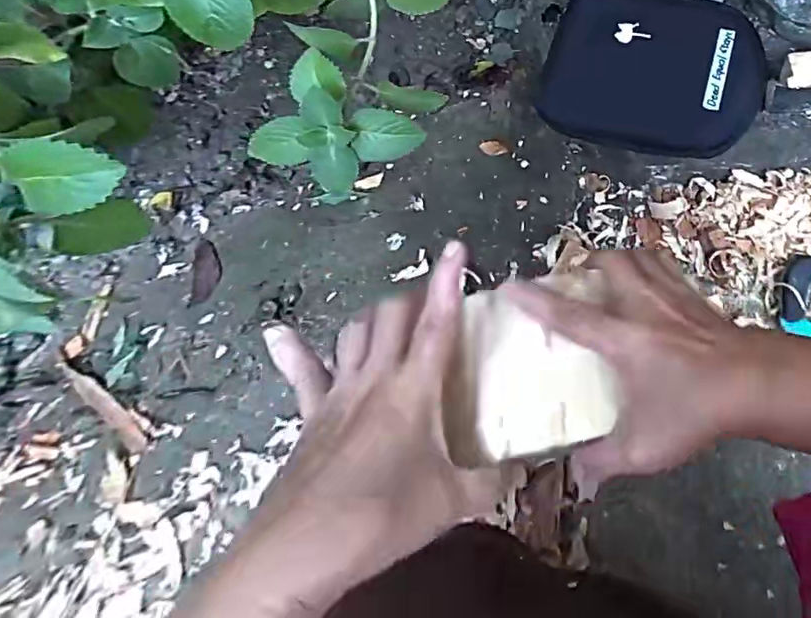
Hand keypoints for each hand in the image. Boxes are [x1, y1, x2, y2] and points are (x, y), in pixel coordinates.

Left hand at [178, 241, 511, 617]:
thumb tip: (531, 467)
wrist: (286, 566)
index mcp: (413, 388)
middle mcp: (374, 381)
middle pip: (392, 315)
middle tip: (441, 298)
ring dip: (377, 316)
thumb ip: (496, 479)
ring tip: (398, 315)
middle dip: (416, 295)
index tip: (456, 246)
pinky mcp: (308, 422)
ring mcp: (335, 399)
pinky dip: (294, 352)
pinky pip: (302, 377)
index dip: (448, 281)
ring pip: (355, 333)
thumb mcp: (451, 502)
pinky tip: (279, 333)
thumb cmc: (377, 518)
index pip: (436, 321)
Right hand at [504, 249, 770, 487]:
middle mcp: (647, 307)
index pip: (570, 316)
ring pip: (643, 257)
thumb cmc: (695, 410)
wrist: (753, 380)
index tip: (511, 284)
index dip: (536, 301)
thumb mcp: (644, 448)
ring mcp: (676, 296)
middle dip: (588, 261)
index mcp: (624, 340)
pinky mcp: (697, 297)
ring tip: (609, 271)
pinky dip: (652, 264)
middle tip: (574, 276)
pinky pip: (668, 266)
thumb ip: (603, 460)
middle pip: (613, 264)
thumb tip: (578, 472)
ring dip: (622, 257)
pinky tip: (651, 281)